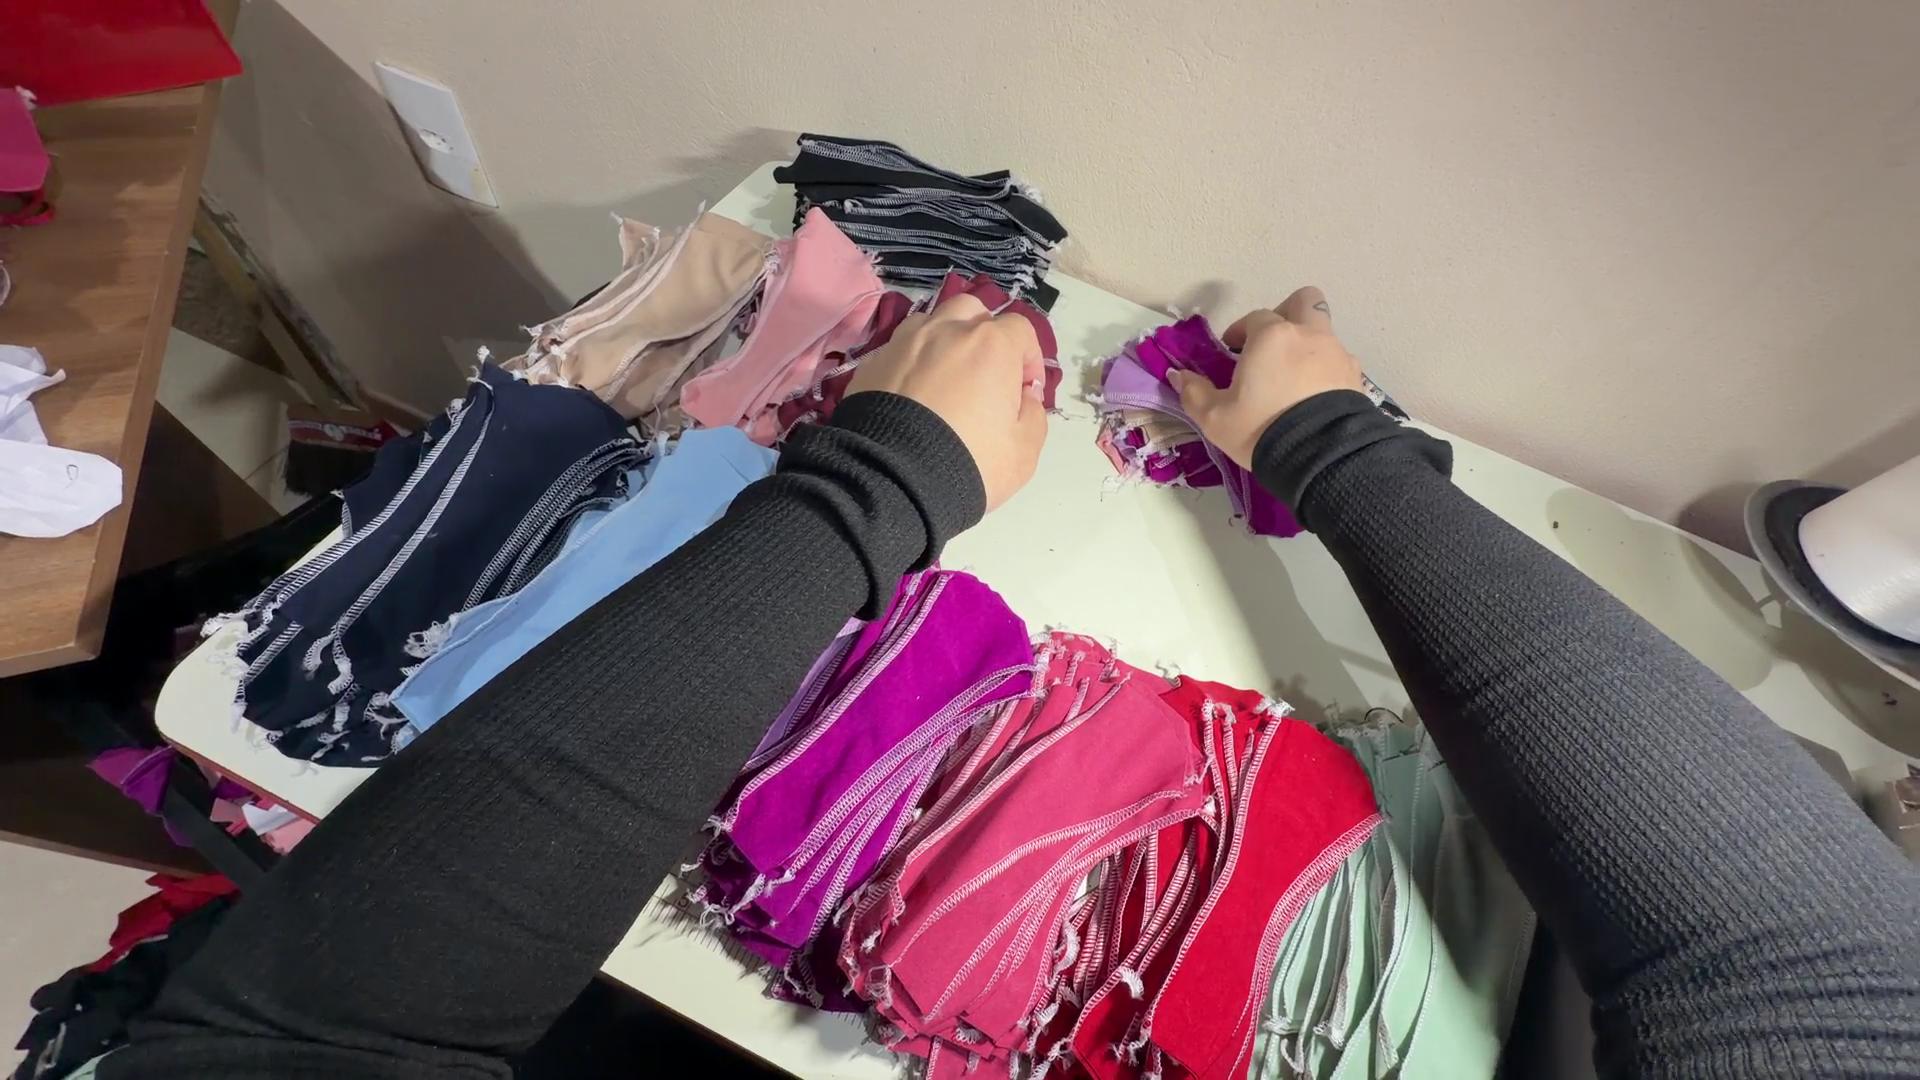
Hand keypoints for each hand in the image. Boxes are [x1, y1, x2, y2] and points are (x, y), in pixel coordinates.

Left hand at [847, 293, 1048, 511]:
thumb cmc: (969, 463)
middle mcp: (946, 331)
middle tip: (984, 376)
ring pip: (930, 324)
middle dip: (984, 336)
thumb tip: (1024, 397)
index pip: (1020, 330)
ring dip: (944, 344)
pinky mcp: (871, 364)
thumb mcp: (1023, 452)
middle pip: (971, 313)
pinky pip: (898, 353)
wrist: (894, 480)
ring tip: (944, 382)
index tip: (1025, 391)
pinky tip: (911, 398)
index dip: (1029, 359)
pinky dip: (911, 366)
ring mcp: (903, 344)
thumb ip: (1034, 415)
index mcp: (991, 345)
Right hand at [1169, 286, 1364, 469]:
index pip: (1253, 318)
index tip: (1231, 353)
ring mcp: (1336, 352)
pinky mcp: (1355, 375)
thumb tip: (1178, 375)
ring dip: (1306, 342)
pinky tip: (1311, 394)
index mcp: (1271, 337)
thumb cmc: (1260, 428)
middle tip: (1270, 343)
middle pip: (1303, 301)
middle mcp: (1307, 334)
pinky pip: (1337, 359)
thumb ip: (1193, 392)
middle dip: (1285, 313)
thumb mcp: (1214, 417)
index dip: (1239, 332)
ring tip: (1291, 375)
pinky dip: (1323, 368)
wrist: (1319, 456)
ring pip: (1323, 329)